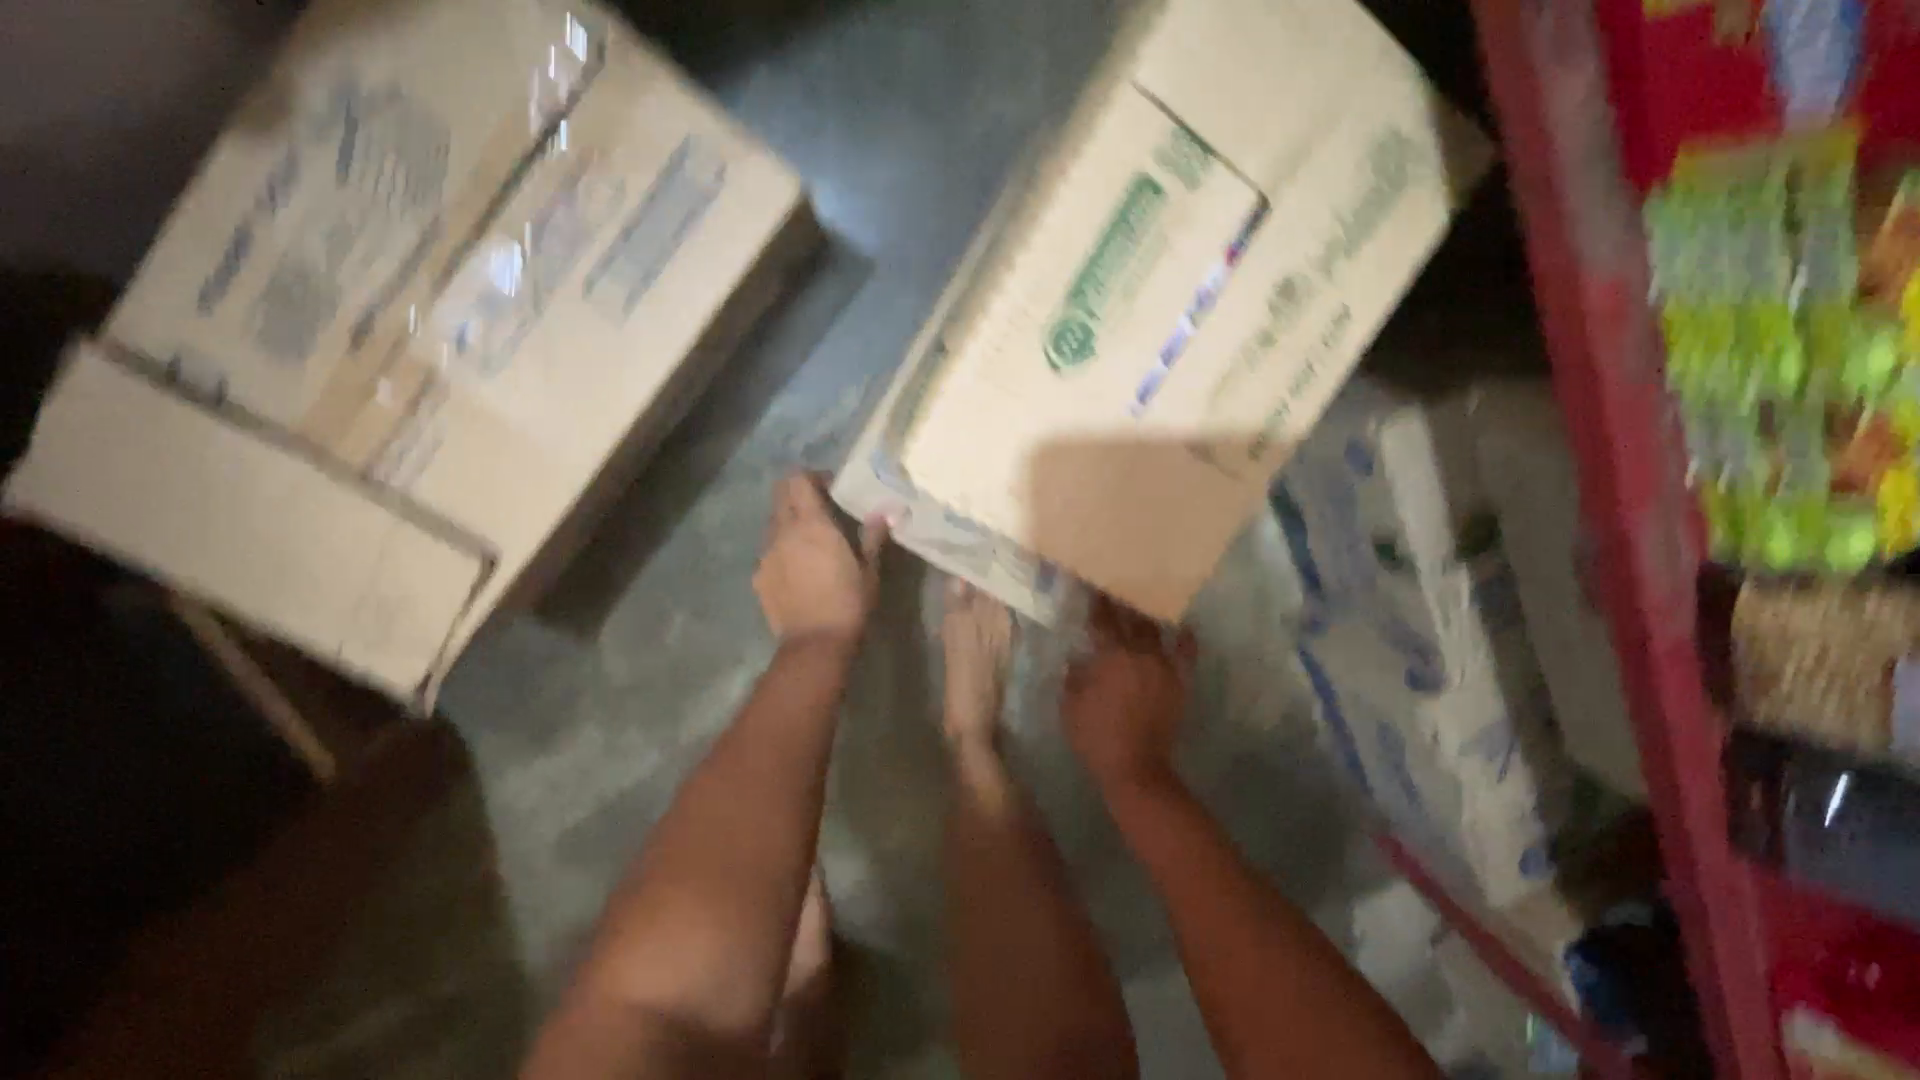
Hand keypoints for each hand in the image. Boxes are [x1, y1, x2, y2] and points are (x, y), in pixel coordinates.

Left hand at [754, 470, 886, 644]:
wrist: (814, 645)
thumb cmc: (848, 603)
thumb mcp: (869, 570)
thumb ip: (873, 536)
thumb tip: (885, 513)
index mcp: (812, 523)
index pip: (797, 479)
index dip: (812, 477)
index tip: (830, 488)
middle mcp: (783, 531)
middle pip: (780, 495)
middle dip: (797, 493)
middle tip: (820, 507)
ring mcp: (766, 554)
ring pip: (772, 523)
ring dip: (788, 522)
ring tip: (809, 541)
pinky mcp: (758, 576)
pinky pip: (768, 551)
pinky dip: (781, 549)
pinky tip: (798, 570)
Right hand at [1061, 594, 1196, 792]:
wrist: (1135, 766)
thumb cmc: (1095, 735)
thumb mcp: (1070, 704)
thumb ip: (1074, 675)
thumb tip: (1079, 657)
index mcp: (1110, 654)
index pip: (1103, 619)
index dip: (1097, 603)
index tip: (1094, 589)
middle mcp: (1140, 651)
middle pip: (1132, 618)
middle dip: (1123, 605)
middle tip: (1117, 595)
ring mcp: (1164, 665)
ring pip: (1156, 630)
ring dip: (1147, 619)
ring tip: (1141, 610)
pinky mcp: (1180, 681)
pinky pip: (1186, 653)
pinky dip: (1184, 639)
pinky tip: (1181, 629)